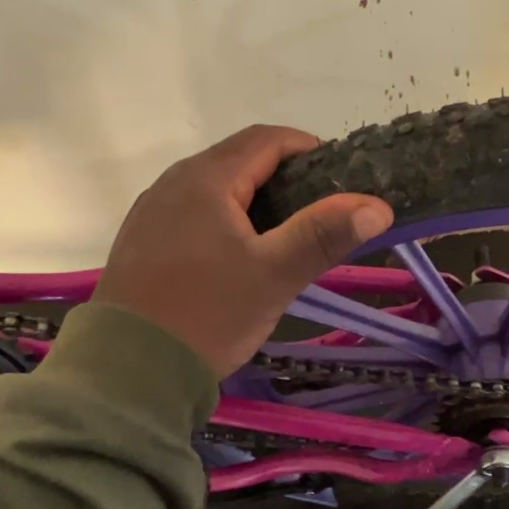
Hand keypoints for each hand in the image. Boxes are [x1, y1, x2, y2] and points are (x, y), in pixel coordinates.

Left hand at [93, 125, 393, 376]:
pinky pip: (192, 218)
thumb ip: (323, 235)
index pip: (267, 140)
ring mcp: (151, 213)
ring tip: (283, 242)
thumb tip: (377, 206)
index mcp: (206, 179)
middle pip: (239, 163)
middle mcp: (173, 183)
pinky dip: (224, 226)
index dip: (309, 151)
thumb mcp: (273, 276)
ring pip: (214, 192)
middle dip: (284, 180)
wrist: (131, 368)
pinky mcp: (141, 244)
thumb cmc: (208, 315)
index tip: (340, 180)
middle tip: (319, 217)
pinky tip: (236, 262)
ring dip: (253, 205)